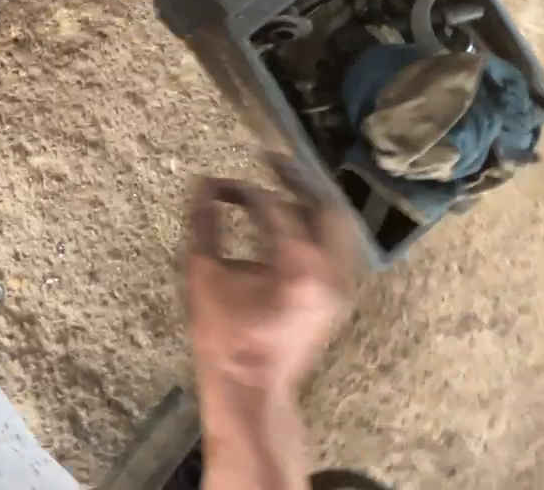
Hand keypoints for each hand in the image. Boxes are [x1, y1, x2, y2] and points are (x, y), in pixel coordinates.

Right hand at [184, 155, 359, 489]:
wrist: (253, 385)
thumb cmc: (222, 332)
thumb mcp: (202, 272)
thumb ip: (204, 222)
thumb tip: (205, 184)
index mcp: (296, 266)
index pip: (272, 206)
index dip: (242, 190)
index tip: (217, 185)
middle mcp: (330, 272)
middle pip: (327, 207)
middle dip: (298, 178)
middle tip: (269, 158)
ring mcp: (342, 286)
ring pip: (339, 224)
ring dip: (311, 198)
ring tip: (282, 178)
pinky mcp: (340, 294)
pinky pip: (338, 244)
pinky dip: (317, 221)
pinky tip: (291, 214)